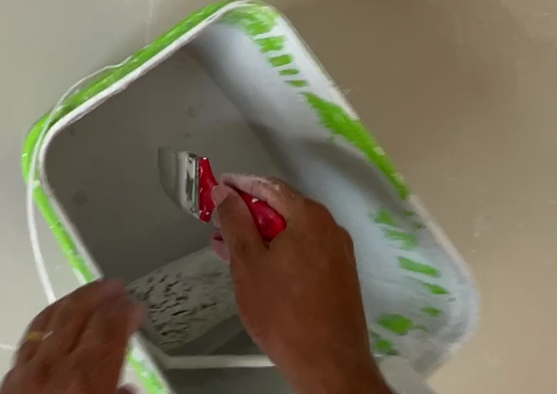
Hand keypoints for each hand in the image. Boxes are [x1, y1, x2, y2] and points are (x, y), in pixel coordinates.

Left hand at [0, 279, 141, 393]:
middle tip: (116, 286)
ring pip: (50, 317)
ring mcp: (26, 369)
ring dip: (73, 300)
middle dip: (99, 294)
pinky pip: (31, 336)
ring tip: (89, 293)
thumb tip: (127, 388)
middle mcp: (53, 366)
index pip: (108, 328)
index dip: (124, 310)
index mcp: (85, 379)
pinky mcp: (9, 377)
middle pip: (78, 313)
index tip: (133, 303)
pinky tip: (55, 316)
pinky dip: (48, 319)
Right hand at [212, 174, 387, 393]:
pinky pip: (304, 252)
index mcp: (309, 217)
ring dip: (260, 237)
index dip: (239, 186)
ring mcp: (338, 254)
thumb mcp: (247, 262)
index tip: (216, 190)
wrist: (331, 370)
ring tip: (230, 250)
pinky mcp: (340, 277)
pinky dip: (279, 252)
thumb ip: (234, 221)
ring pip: (291, 233)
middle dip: (248, 215)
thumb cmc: (284, 313)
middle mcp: (329, 229)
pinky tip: (257, 268)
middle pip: (282, 208)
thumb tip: (225, 193)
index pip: (269, 186)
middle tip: (219, 225)